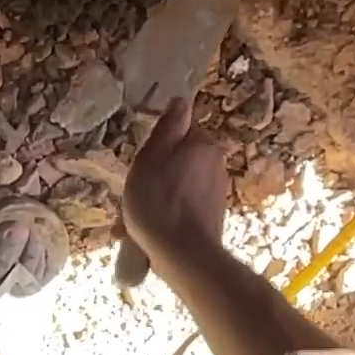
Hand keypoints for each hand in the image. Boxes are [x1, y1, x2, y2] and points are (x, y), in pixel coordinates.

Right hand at [120, 96, 227, 267]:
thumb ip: (167, 127)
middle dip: (159, 176)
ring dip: (161, 198)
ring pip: (181, 187)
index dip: (158, 149)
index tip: (143, 168)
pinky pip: (185, 208)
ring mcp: (217, 191)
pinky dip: (170, 216)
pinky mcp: (213, 216)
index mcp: (202, 144)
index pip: (179, 134)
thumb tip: (180, 100)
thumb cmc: (157, 204)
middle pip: (180, 161)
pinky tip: (154, 233)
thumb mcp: (150, 158)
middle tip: (138, 197)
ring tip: (140, 221)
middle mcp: (216, 162)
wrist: (183, 255)